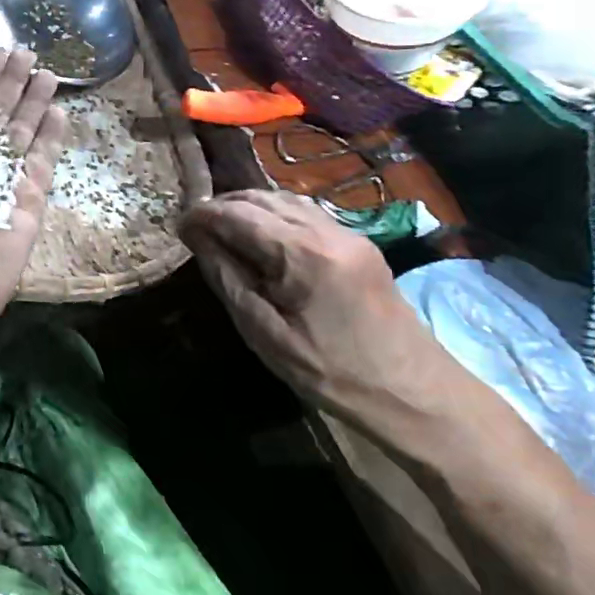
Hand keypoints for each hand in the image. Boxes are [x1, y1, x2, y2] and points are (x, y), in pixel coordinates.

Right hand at [180, 190, 480, 450]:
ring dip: (247, 207)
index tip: (176, 229)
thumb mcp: (263, 331)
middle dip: (221, 206)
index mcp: (302, 253)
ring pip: (284, 199)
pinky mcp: (359, 245)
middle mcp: (327, 231)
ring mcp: (348, 235)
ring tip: (220, 230)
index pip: (236, 214)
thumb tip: (196, 238)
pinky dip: (273, 214)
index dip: (200, 216)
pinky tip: (258, 236)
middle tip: (194, 229)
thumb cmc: (333, 372)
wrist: (419, 396)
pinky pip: (305, 213)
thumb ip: (227, 277)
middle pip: (260, 198)